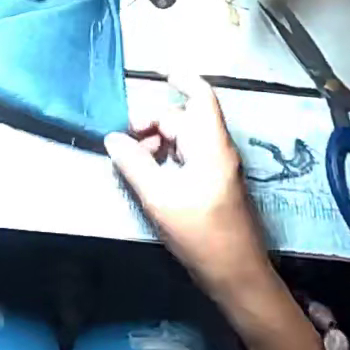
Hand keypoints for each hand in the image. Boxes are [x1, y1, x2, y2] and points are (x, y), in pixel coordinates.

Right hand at [105, 73, 274, 289]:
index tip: (160, 73)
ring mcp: (216, 168)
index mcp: (210, 146)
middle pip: (183, 118)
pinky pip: (185, 157)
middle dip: (152, 122)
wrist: (237, 276)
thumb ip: (134, 163)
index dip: (183, 80)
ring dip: (155, 141)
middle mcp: (216, 151)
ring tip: (133, 160)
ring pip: (182, 138)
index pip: (202, 98)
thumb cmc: (202, 234)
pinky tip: (147, 174)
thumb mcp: (159, 197)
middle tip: (125, 139)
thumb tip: (113, 138)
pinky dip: (164, 157)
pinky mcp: (211, 185)